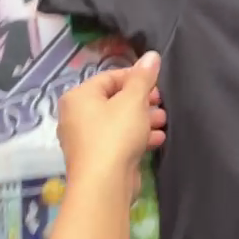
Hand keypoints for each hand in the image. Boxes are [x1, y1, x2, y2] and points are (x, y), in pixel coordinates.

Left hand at [56, 52, 165, 195]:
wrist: (103, 183)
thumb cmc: (115, 134)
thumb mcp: (134, 100)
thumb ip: (144, 77)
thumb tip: (152, 55)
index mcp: (79, 97)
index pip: (110, 77)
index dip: (136, 78)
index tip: (157, 86)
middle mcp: (75, 116)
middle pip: (114, 100)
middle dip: (142, 101)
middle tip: (161, 104)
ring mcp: (83, 139)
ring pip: (118, 121)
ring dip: (143, 119)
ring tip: (163, 122)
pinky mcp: (95, 158)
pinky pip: (117, 139)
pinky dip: (136, 136)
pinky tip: (156, 139)